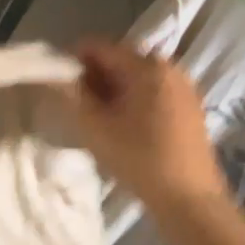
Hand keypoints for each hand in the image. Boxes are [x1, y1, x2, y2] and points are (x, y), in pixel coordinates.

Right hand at [59, 38, 226, 210]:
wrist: (188, 198)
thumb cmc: (137, 157)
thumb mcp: (93, 126)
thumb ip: (71, 94)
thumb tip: (56, 75)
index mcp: (146, 66)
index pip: (98, 46)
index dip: (71, 60)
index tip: (57, 84)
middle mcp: (168, 67)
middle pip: (118, 58)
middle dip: (92, 75)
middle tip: (76, 104)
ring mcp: (183, 85)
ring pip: (134, 75)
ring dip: (110, 88)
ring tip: (97, 116)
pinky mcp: (189, 104)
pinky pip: (151, 88)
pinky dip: (131, 97)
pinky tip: (122, 124)